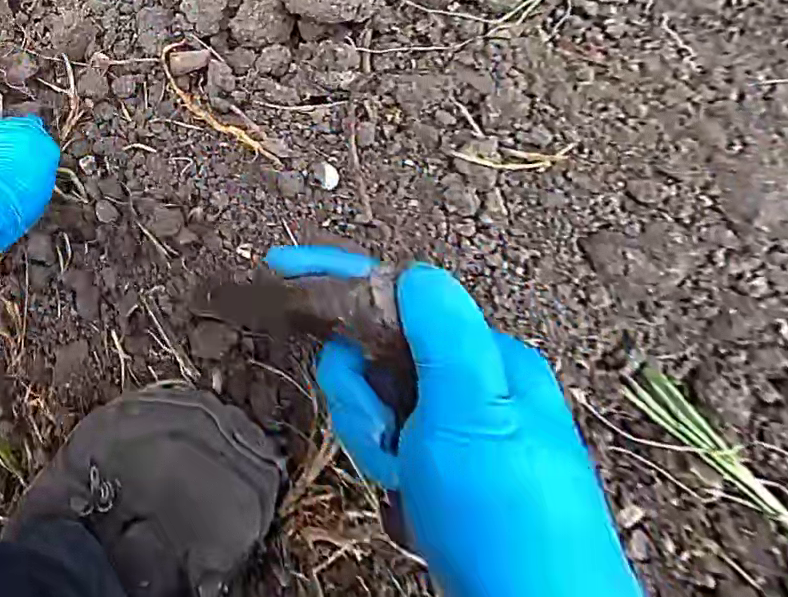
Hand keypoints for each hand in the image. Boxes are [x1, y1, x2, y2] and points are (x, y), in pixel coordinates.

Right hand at [265, 246, 640, 596]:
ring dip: (364, 428)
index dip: (333, 274)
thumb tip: (414, 271)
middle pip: (370, 344)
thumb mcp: (473, 417)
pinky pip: (376, 428)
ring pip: (366, 388)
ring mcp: (449, 420)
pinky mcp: (433, 456)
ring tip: (395, 470)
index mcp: (484, 359)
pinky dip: (375, 453)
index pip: (395, 293)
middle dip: (355, 386)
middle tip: (377, 430)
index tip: (279, 265)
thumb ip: (444, 335)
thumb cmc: (508, 523)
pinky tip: (401, 487)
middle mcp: (467, 381)